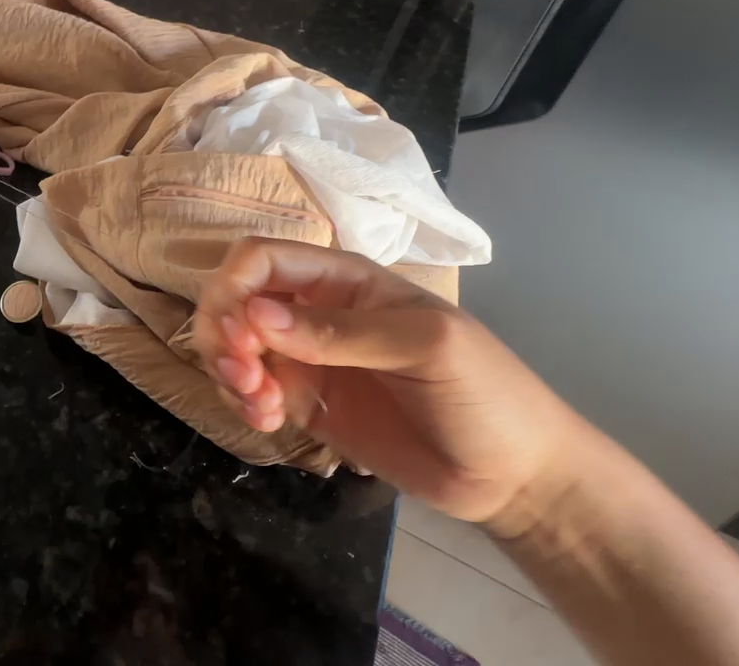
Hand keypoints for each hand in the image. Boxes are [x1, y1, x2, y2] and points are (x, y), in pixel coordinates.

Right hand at [192, 239, 588, 534]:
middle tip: (242, 375)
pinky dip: (241, 401)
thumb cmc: (485, 392)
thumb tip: (255, 317)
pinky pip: (248, 390)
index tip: (240, 333)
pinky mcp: (302, 402)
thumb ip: (340, 332)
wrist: (517, 478)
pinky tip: (266, 421)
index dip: (234, 285)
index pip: (260, 259)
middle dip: (222, 333)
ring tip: (258, 405)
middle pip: (234, 300)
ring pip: (232, 346)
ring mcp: (304, 359)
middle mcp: (311, 312)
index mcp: (341, 280)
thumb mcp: (424, 347)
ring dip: (227, 371)